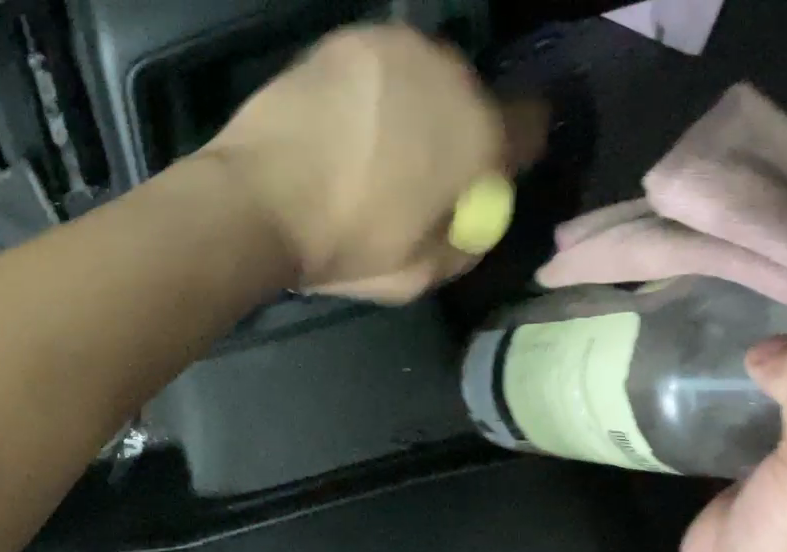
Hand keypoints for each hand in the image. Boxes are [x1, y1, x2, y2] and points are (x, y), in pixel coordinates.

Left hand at [198, 25, 540, 303]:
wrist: (256, 202)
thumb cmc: (339, 248)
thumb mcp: (415, 276)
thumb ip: (463, 242)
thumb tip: (473, 219)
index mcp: (482, 138)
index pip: (530, 126)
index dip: (503, 152)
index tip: (470, 173)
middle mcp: (455, 77)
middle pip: (468, 98)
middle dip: (445, 129)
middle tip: (399, 168)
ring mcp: (401, 50)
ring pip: (421, 77)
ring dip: (405, 105)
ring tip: (358, 146)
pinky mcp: (351, 40)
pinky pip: (375, 67)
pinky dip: (363, 90)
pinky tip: (332, 123)